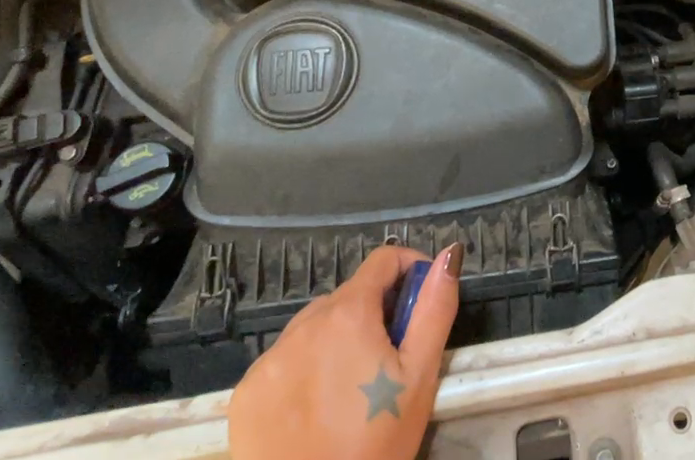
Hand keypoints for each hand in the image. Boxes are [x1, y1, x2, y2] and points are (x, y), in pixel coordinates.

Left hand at [228, 243, 461, 459]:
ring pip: (314, 328)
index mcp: (348, 314)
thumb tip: (450, 254)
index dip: (409, 271)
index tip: (421, 302)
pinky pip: (284, 362)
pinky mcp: (244, 395)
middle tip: (391, 361)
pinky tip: (317, 409)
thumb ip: (435, 308)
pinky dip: (305, 370)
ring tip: (354, 390)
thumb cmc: (376, 444)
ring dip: (338, 339)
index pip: (382, 261)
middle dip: (374, 314)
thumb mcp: (420, 376)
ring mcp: (268, 360)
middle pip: (348, 297)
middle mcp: (302, 325)